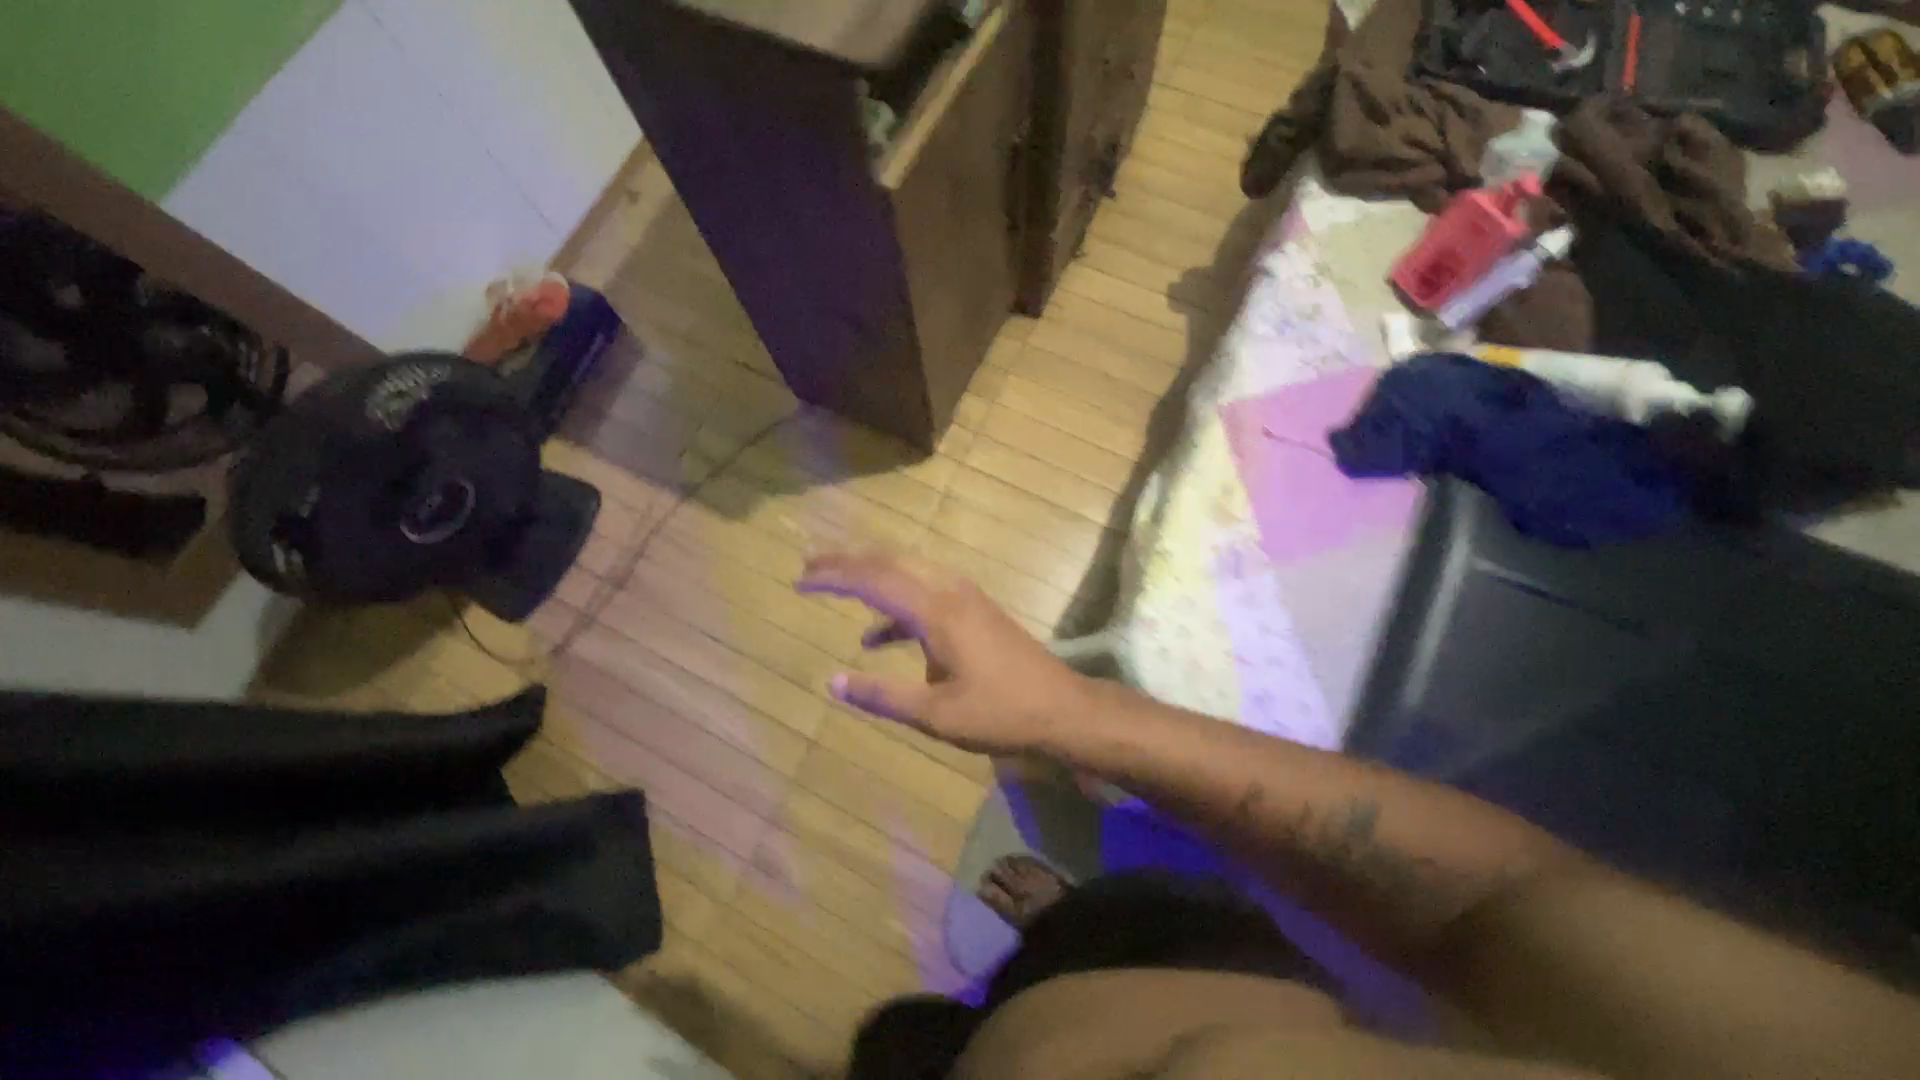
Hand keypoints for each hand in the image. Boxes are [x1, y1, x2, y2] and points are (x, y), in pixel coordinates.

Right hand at [795, 549, 1091, 755]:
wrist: (1063, 710)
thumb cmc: (1000, 713)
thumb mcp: (935, 714)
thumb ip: (882, 696)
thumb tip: (832, 682)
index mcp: (937, 611)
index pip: (875, 580)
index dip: (835, 577)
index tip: (800, 579)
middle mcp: (950, 592)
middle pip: (891, 562)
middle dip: (848, 562)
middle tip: (809, 565)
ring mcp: (967, 599)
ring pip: (910, 573)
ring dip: (872, 577)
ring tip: (835, 586)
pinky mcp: (976, 612)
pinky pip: (926, 594)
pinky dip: (896, 608)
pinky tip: (875, 639)